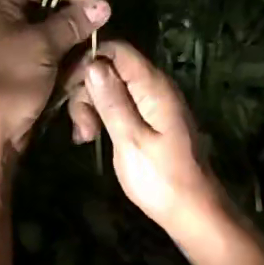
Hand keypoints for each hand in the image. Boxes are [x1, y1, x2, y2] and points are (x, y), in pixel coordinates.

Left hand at [0, 0, 109, 151]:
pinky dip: (63, 61)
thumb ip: (72, 22)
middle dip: (74, 19)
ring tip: (86, 59)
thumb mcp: (42, 46)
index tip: (98, 3)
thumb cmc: (7, 80)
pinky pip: (47, 52)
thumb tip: (104, 3)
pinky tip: (75, 76)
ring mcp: (9, 39)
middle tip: (97, 33)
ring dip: (71, 44)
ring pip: (52, 30)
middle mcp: (1, 13)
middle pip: (48, 3)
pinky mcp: (19, 64)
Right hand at [70, 40, 228, 236]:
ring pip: (108, 86)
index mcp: (153, 87)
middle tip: (81, 127)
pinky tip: (91, 136)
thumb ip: (111, 100)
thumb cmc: (162, 180)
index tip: (69, 90)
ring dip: (90, 106)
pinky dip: (100, 115)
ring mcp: (150, 102)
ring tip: (85, 137)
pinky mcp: (146, 117)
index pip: (117, 49)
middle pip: (109, 67)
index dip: (88, 62)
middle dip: (86, 90)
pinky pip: (117, 102)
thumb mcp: (130, 140)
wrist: (193, 215)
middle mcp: (153, 87)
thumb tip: (93, 63)